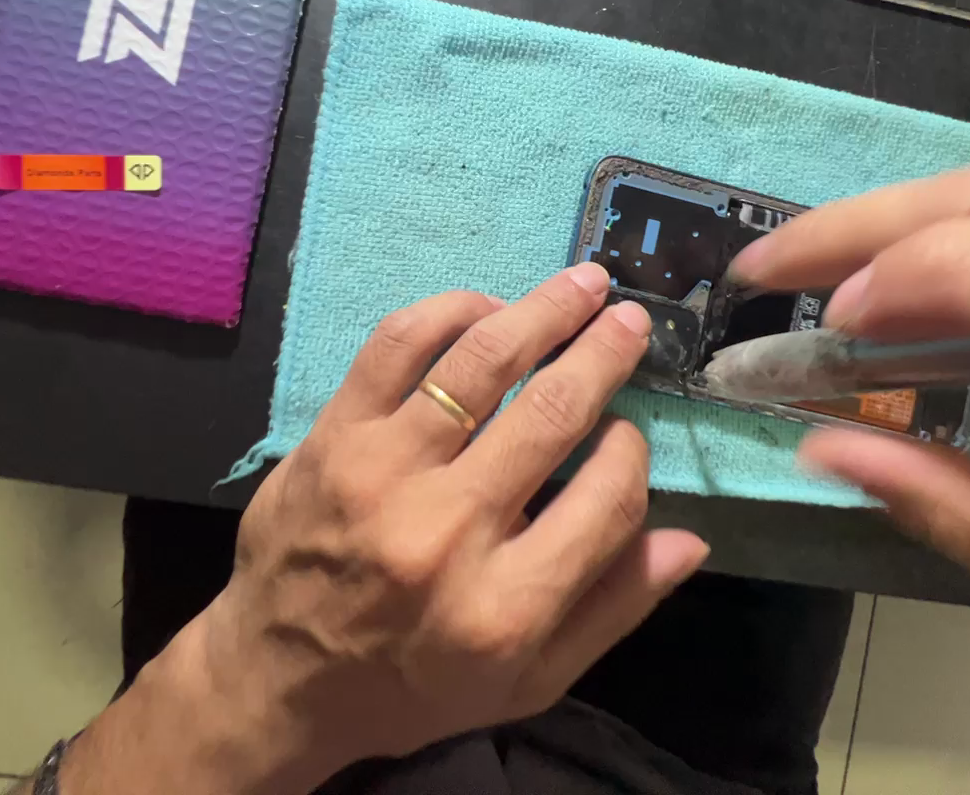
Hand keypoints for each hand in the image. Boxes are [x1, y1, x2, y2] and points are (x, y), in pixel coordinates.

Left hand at [66, 264, 707, 794]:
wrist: (279, 675)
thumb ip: (612, 610)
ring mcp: (382, 471)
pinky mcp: (333, 435)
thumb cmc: (413, 684)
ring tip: (582, 284)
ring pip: (478, 363)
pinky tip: (487, 307)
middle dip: (603, 353)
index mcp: (507, 606)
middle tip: (631, 318)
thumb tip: (690, 539)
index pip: (607, 497)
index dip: (632, 452)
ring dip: (541, 312)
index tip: (627, 432)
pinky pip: (395, 345)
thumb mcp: (526, 683)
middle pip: (549, 414)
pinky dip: (449, 311)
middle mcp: (447, 530)